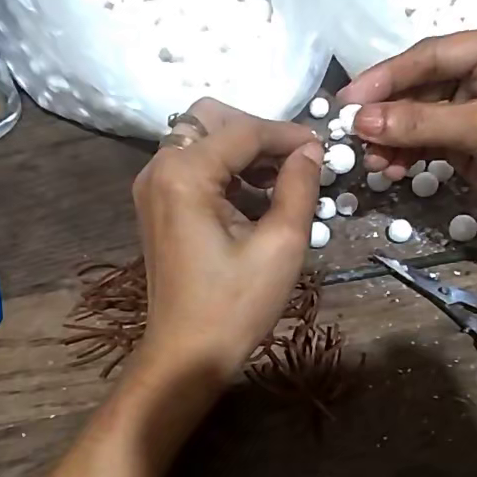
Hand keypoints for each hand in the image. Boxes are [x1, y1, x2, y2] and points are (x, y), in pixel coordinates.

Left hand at [132, 99, 325, 379]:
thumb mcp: (280, 245)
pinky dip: (225, 172)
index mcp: (183, 174)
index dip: (288, 135)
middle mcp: (158, 170)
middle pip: (211, 120)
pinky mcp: (157, 207)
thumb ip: (298, 187)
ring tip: (283, 184)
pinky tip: (256, 200)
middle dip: (258, 134)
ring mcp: (152, 188)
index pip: (243, 131)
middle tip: (295, 163)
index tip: (323, 150)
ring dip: (243, 153)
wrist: (185, 355)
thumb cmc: (234, 306)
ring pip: (201, 141)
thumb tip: (311, 150)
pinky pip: (193, 168)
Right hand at [337, 24, 476, 244]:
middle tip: (352, 135)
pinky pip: (427, 143)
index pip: (431, 55)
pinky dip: (406, 155)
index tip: (347, 101)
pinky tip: (390, 168)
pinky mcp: (471, 146)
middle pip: (421, 86)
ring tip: (372, 160)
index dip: (387, 77)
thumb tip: (360, 121)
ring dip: (393, 138)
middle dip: (387, 112)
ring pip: (419, 118)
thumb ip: (422, 122)